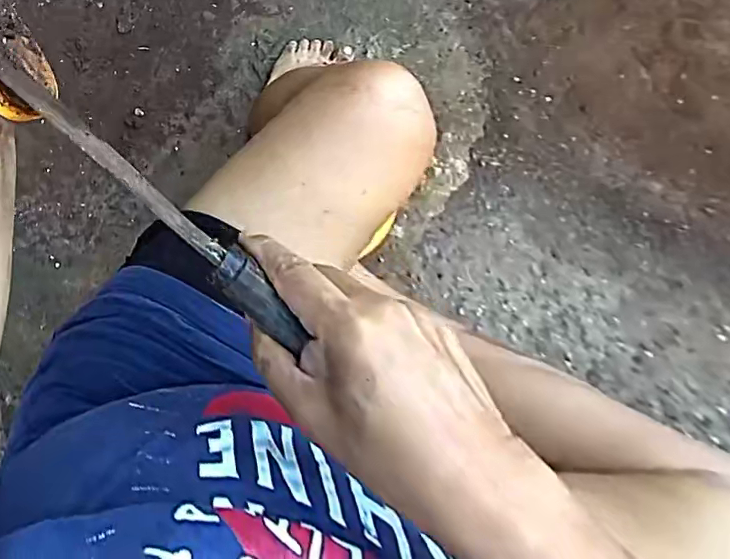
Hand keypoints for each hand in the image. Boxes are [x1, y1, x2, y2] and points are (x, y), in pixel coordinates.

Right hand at [244, 236, 532, 518]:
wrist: (482, 488)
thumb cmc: (397, 461)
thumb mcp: (309, 413)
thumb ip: (270, 357)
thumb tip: (259, 325)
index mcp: (347, 325)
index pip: (292, 270)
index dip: (263, 251)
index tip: (246, 242)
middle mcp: (382, 308)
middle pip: (321, 275)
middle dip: (297, 291)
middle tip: (288, 330)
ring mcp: (414, 315)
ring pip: (352, 292)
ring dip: (332, 309)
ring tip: (337, 362)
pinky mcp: (437, 328)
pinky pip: (383, 310)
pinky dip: (364, 324)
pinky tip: (373, 370)